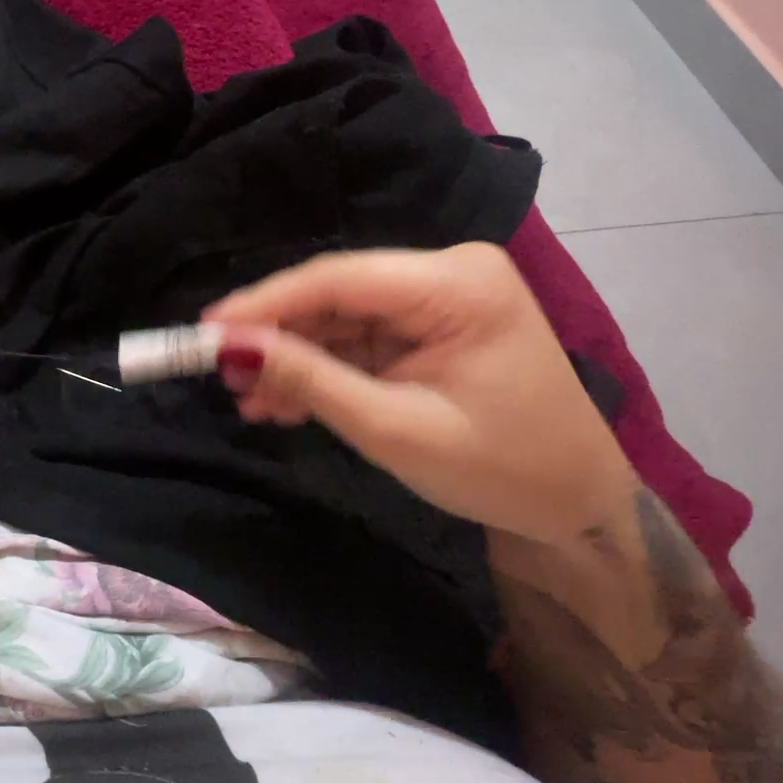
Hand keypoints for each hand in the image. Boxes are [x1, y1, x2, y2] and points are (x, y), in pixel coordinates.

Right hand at [202, 242, 635, 546]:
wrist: (578, 507)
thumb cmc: (501, 471)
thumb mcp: (395, 430)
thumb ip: (310, 380)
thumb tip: (231, 345)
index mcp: (457, 285)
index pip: (337, 278)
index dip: (264, 302)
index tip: (205, 330)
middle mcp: (446, 274)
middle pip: (332, 296)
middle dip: (276, 339)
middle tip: (223, 377)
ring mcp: (437, 299)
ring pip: (335, 320)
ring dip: (292, 362)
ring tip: (250, 404)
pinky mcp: (427, 326)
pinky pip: (354, 340)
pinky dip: (319, 371)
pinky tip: (283, 404)